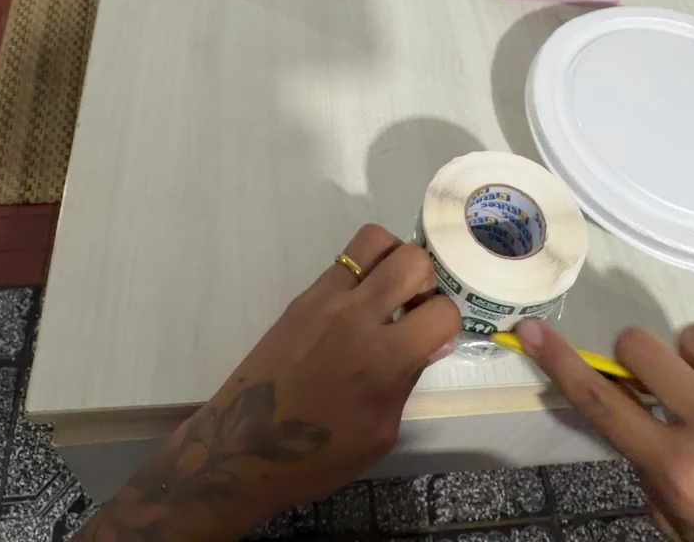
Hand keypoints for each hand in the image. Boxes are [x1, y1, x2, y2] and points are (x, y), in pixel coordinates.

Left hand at [73, 224, 461, 541]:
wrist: (245, 444)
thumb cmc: (321, 454)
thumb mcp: (382, 431)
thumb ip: (409, 377)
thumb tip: (430, 339)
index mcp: (383, 358)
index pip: (442, 310)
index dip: (448, 324)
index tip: (434, 339)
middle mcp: (357, 314)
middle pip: (413, 258)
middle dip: (427, 281)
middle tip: (414, 308)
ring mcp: (326, 297)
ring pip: (375, 239)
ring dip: (393, 259)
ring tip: (389, 292)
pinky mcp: (304, 294)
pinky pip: (345, 259)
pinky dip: (363, 270)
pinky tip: (358, 304)